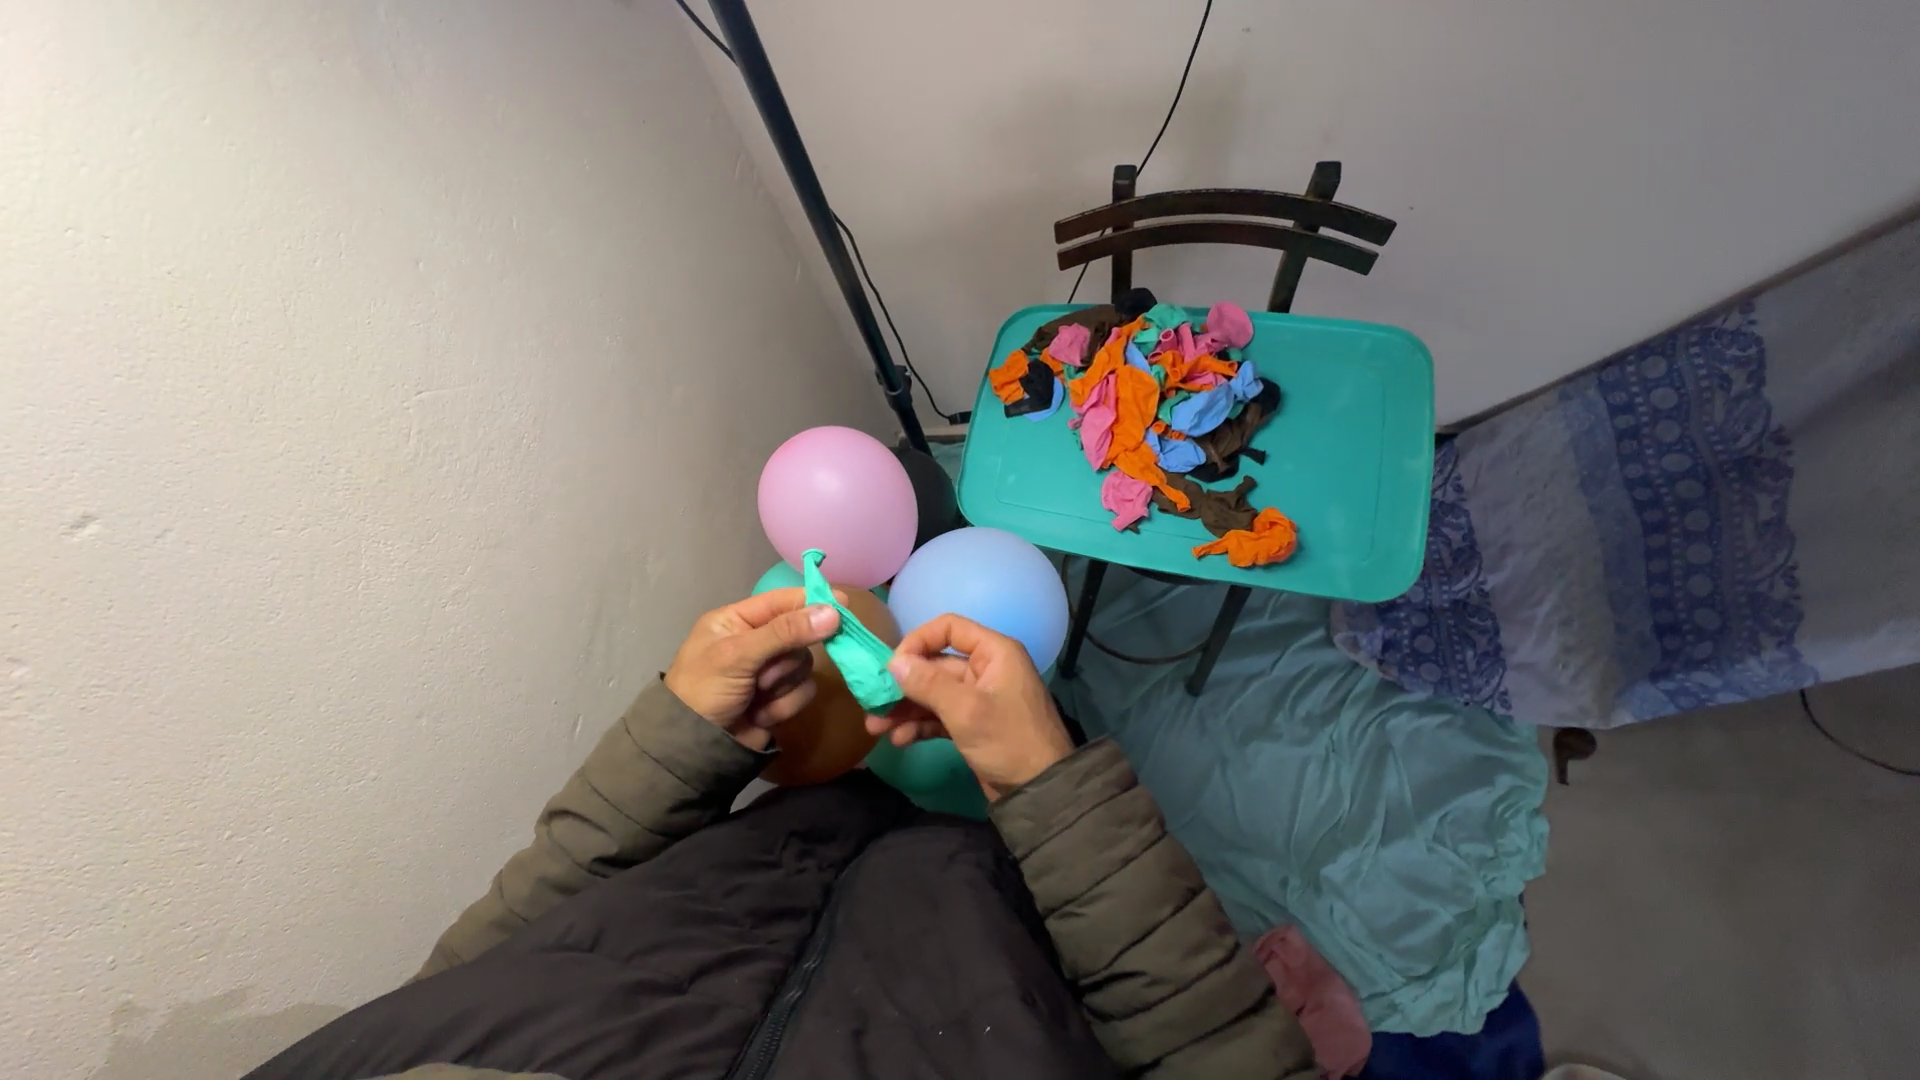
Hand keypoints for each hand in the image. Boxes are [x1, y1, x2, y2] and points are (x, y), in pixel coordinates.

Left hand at [664, 587, 839, 750]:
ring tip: (756, 696)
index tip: (843, 606)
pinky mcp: (780, 698)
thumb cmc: (703, 691)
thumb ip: (785, 632)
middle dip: (785, 659)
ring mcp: (769, 671)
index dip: (812, 601)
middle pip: (800, 636)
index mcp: (737, 620)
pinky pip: (804, 691)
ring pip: (804, 665)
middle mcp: (756, 641)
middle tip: (767, 672)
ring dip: (782, 684)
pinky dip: (784, 705)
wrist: (691, 752)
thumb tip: (834, 611)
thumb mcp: (738, 655)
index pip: (783, 601)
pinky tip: (760, 714)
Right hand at [869, 614, 1074, 800]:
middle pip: (936, 664)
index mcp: (994, 652)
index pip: (949, 628)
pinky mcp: (972, 725)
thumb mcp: (966, 710)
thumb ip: (928, 684)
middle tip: (872, 702)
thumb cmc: (1009, 740)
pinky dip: (919, 725)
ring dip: (905, 708)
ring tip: (875, 728)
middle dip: (903, 684)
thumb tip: (893, 663)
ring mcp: (979, 698)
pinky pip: (939, 716)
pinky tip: (898, 740)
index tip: (892, 666)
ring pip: (934, 693)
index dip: (918, 641)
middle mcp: (986, 669)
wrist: (1041, 793)